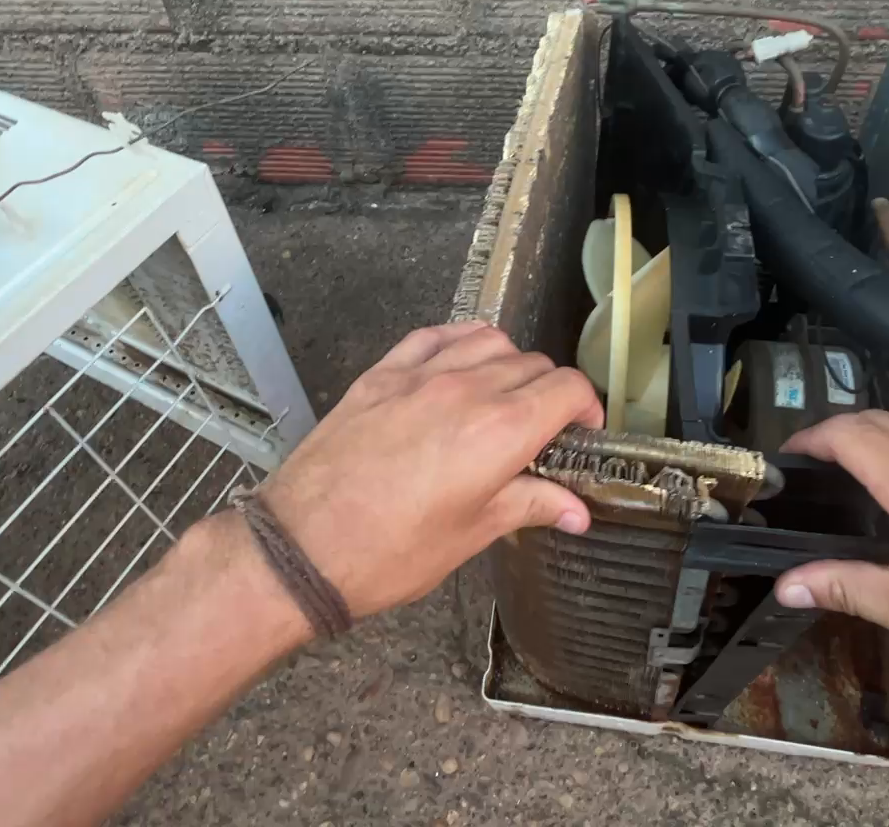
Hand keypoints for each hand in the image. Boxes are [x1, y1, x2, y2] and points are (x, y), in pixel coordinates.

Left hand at [256, 321, 601, 619]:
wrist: (302, 546)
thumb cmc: (391, 552)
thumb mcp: (471, 534)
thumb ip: (531, 504)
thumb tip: (578, 511)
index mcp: (499, 430)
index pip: (567, 388)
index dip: (586, 407)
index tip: (582, 431)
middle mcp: (467, 388)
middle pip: (533, 364)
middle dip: (551, 392)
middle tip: (543, 429)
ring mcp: (421, 374)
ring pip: (490, 340)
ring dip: (510, 363)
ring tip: (504, 396)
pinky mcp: (383, 372)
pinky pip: (435, 335)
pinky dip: (460, 342)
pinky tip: (461, 363)